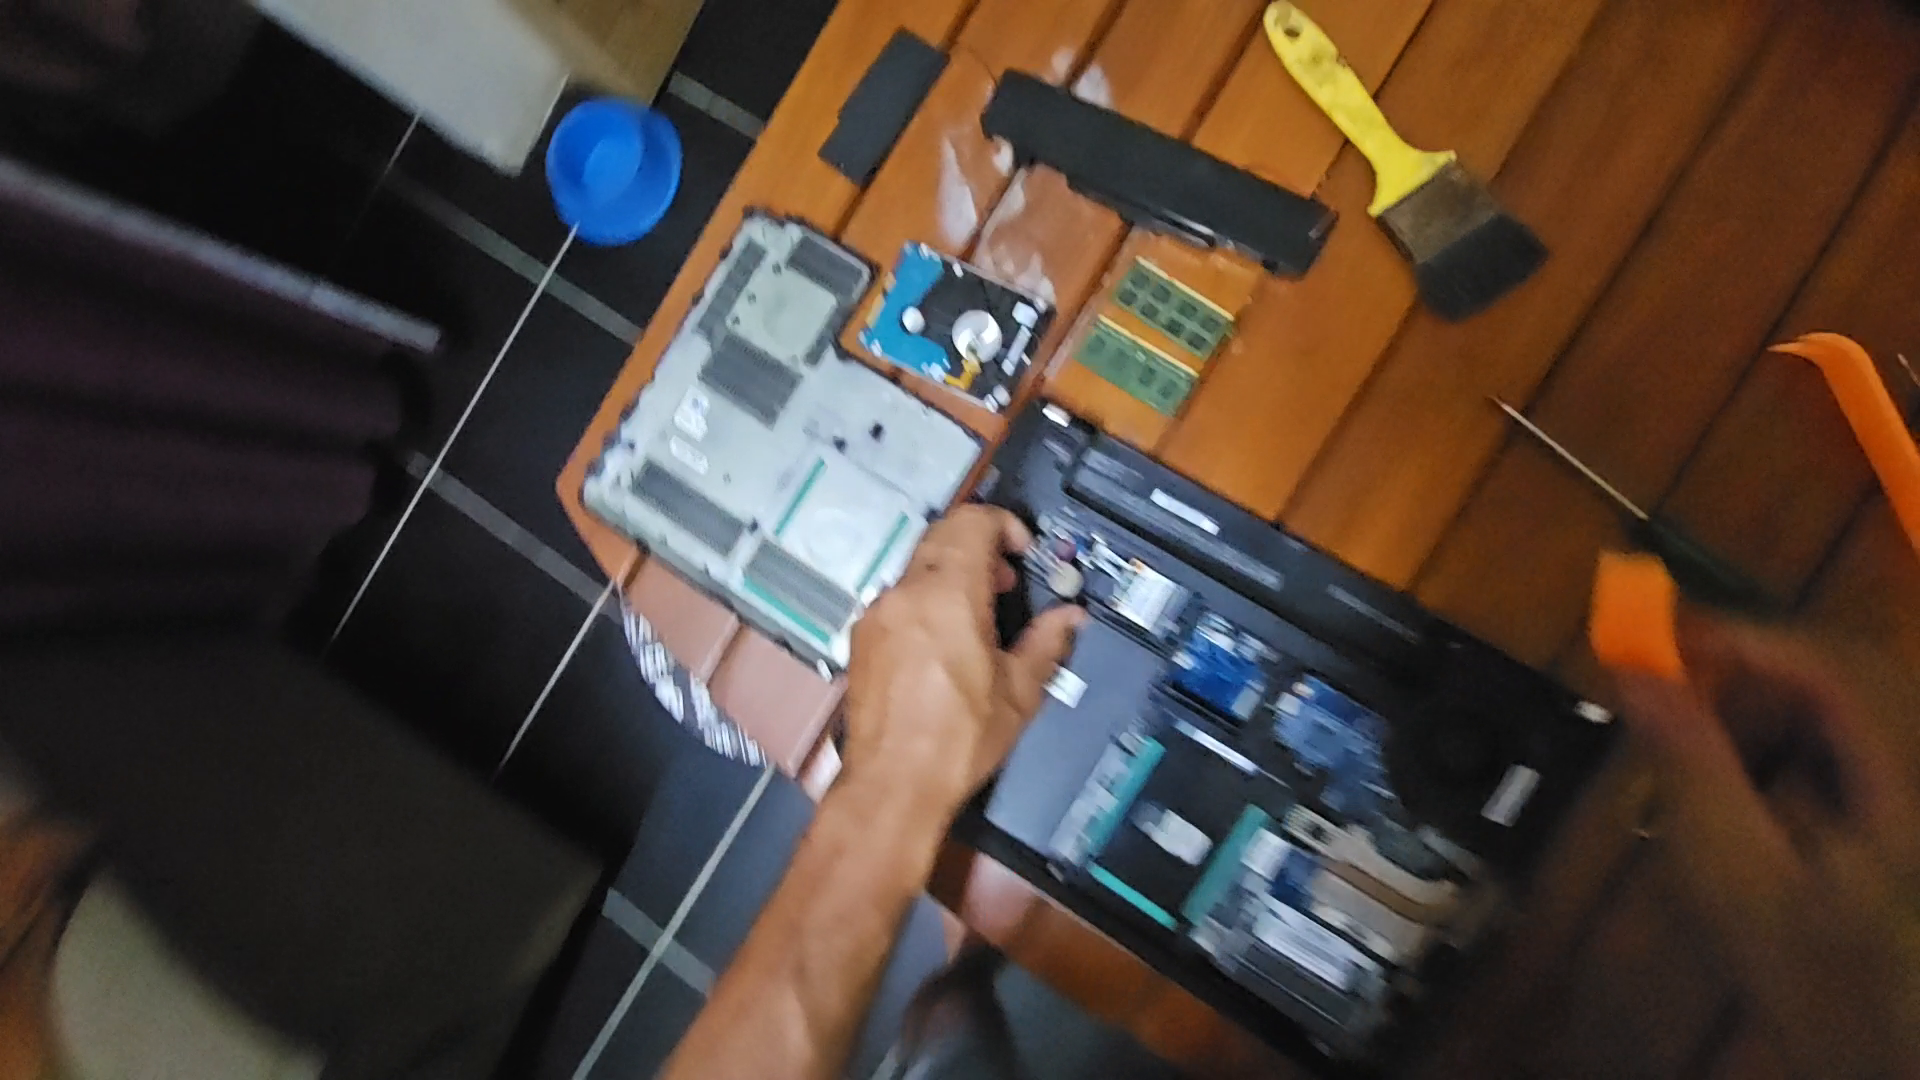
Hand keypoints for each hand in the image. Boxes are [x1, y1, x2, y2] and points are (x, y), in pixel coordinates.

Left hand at [843, 505, 1086, 818]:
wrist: (892, 783)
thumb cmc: (960, 738)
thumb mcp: (1018, 692)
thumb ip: (1047, 642)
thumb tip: (1072, 617)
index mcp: (949, 594)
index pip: (973, 521)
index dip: (1004, 524)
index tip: (1023, 553)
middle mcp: (906, 591)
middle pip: (943, 534)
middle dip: (980, 545)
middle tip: (1005, 582)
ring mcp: (877, 612)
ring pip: (918, 565)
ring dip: (952, 571)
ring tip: (976, 615)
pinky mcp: (861, 636)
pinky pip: (898, 596)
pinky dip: (925, 598)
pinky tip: (941, 641)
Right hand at [1615, 617, 1919, 1079]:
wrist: (1875, 1044)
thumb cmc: (1800, 959)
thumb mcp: (1729, 865)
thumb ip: (1688, 760)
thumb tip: (1632, 670)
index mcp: (1908, 787)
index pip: (1836, 668)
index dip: (1741, 636)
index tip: (1649, 633)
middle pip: (1845, 670)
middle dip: (1742, 664)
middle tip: (1659, 675)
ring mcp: (1917, 786)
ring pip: (1847, 696)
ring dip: (1757, 697)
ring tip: (1693, 734)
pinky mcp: (1905, 799)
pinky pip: (1848, 733)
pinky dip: (1782, 730)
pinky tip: (1748, 773)